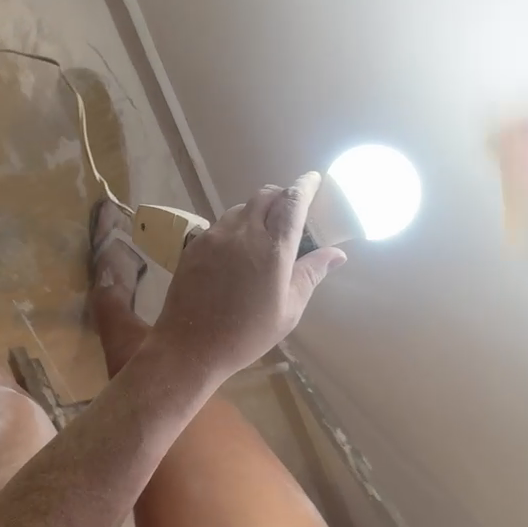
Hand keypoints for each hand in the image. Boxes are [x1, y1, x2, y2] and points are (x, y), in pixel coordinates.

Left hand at [149, 172, 347, 377]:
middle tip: (292, 208)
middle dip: (282, 195)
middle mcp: (243, 233)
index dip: (306, 186)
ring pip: (241, 208)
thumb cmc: (246, 334)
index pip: (293, 203)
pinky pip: (221, 224)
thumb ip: (311, 274)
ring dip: (258, 210)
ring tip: (265, 231)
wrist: (190, 347)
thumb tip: (337, 254)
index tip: (314, 179)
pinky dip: (236, 226)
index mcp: (273, 249)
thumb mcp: (288, 309)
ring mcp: (215, 237)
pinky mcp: (195, 245)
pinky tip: (237, 249)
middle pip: (266, 196)